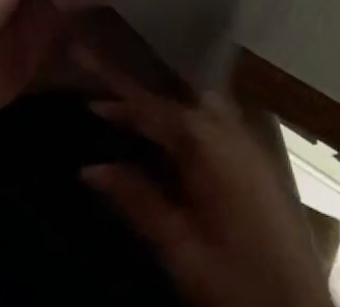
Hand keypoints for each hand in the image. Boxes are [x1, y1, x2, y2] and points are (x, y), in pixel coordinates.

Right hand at [82, 68, 332, 306]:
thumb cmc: (238, 281)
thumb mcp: (179, 247)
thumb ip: (136, 201)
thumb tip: (89, 168)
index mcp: (208, 147)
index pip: (150, 105)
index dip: (113, 85)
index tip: (79, 57)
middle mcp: (232, 134)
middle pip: (175, 96)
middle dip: (138, 87)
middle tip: (101, 82)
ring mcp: (250, 147)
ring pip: (199, 105)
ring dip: (164, 102)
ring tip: (130, 103)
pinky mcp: (260, 166)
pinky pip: (216, 122)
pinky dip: (187, 117)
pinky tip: (172, 134)